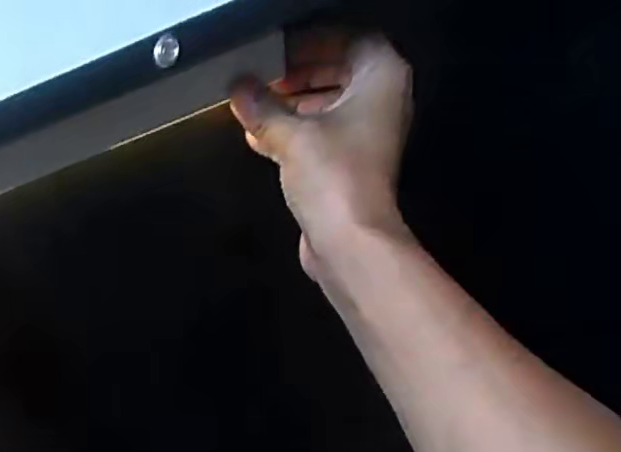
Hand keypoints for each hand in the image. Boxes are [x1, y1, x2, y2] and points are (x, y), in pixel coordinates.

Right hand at [229, 34, 413, 279]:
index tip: (275, 51)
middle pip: (337, 74)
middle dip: (297, 76)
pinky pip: (321, 140)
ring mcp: (367, 140)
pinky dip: (294, 136)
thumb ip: (262, 108)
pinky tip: (260, 139)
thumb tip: (238, 88)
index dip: (308, 43)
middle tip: (261, 78)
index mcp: (381, 77)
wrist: (349, 242)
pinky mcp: (349, 170)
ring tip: (254, 107)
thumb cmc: (332, 176)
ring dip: (291, 108)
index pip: (346, 40)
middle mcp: (382, 103)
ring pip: (327, 110)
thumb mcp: (291, 135)